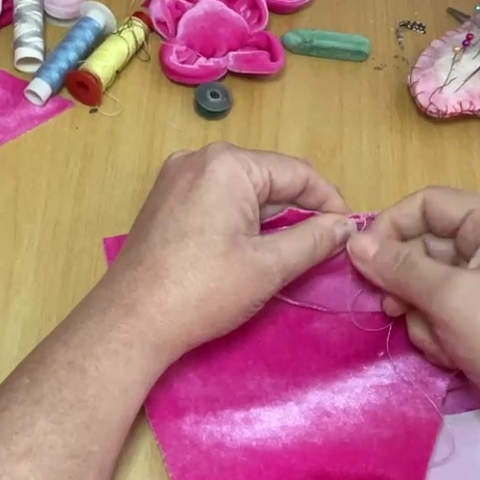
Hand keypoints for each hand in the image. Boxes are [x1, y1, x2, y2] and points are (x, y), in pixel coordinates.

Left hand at [94, 144, 355, 362]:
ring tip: (287, 253)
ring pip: (241, 190)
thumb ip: (314, 239)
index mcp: (227, 164)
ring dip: (268, 217)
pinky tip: (247, 250)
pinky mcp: (163, 201)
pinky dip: (238, 219)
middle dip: (297, 209)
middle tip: (321, 247)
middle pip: (267, 177)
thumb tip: (346, 226)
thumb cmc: (203, 291)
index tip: (349, 232)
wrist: (130, 321)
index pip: (297, 172)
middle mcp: (198, 158)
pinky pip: (214, 199)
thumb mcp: (268, 266)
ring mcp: (175, 178)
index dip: (329, 202)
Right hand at [346, 187, 479, 444]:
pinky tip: (450, 355)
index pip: (429, 204)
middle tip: (392, 308)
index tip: (361, 257)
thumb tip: (352, 242)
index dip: (392, 226)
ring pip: (424, 285)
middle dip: (405, 282)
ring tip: (438, 338)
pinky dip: (435, 334)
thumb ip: (397, 267)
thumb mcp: (450, 296)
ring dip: (420, 314)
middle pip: (424, 247)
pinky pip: (438, 314)